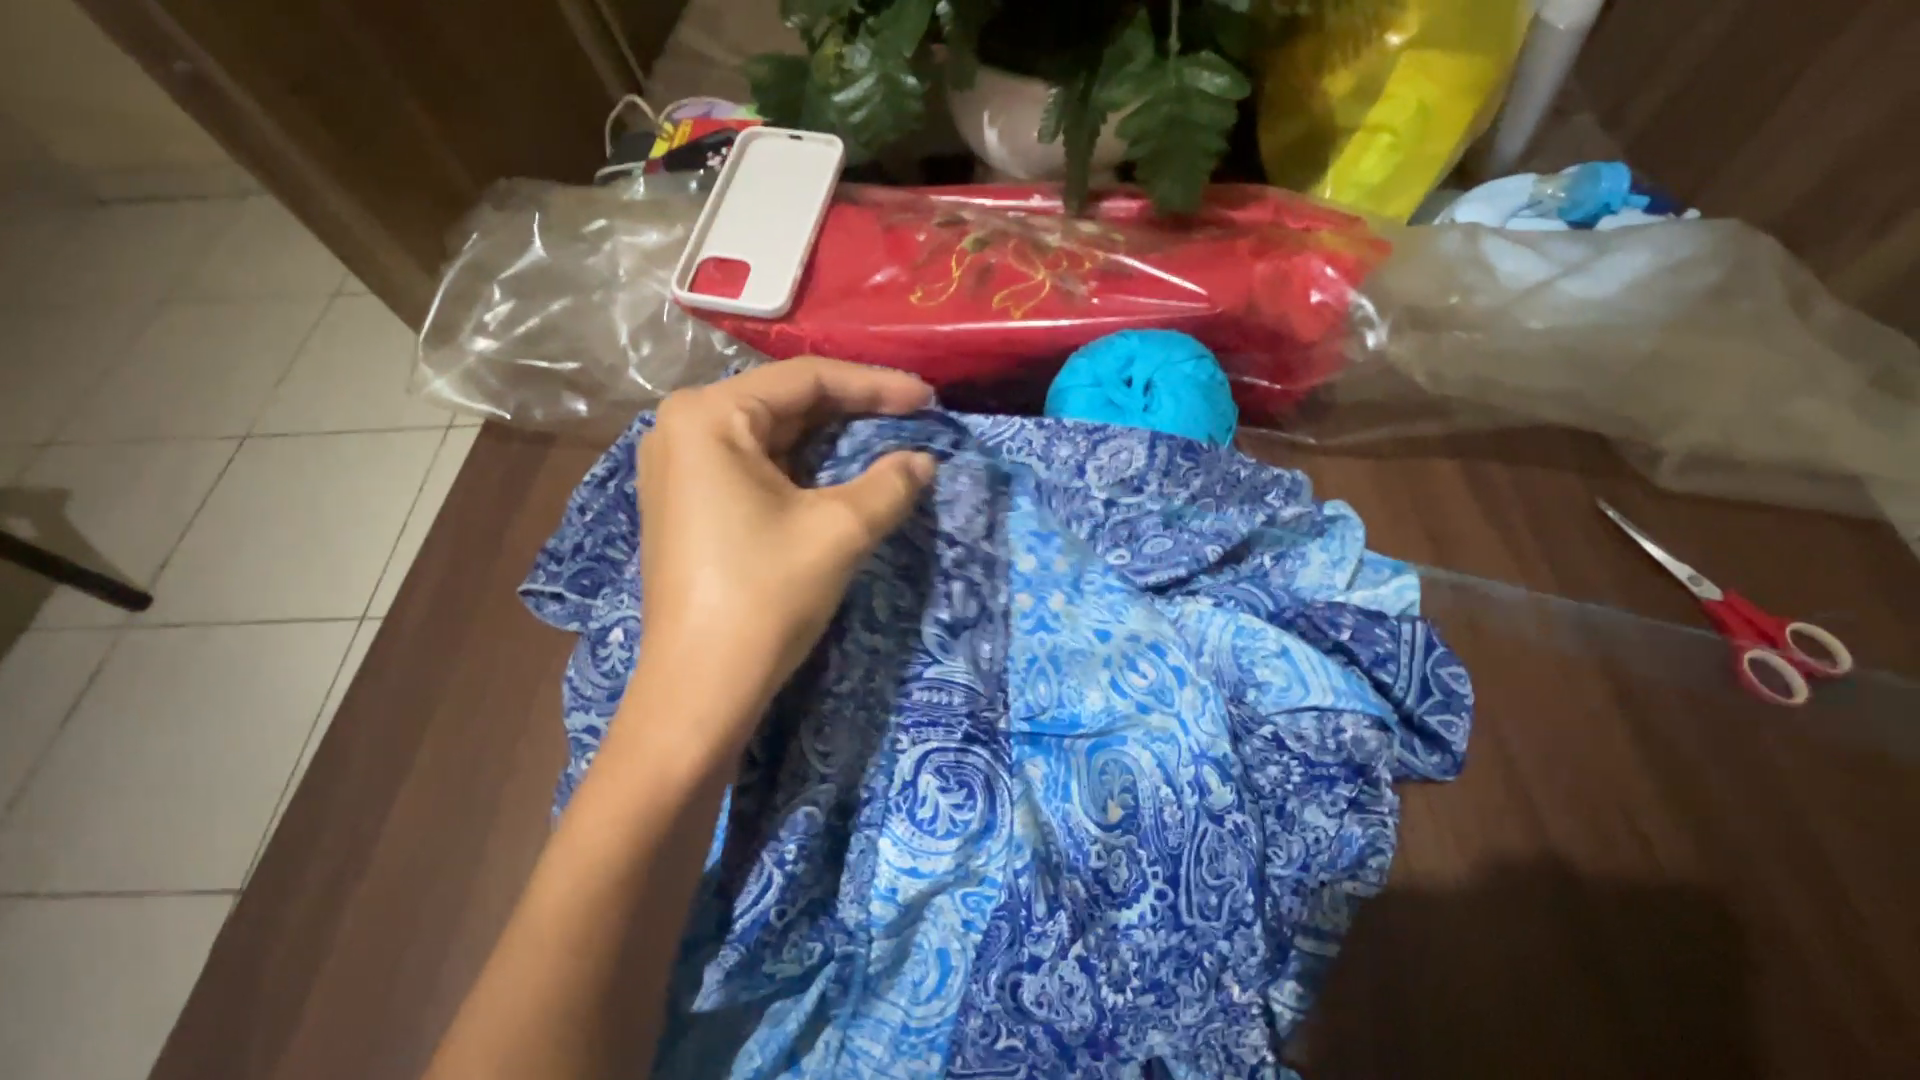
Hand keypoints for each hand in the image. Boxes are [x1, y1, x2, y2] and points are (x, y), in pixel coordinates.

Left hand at [630, 358, 935, 753]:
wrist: (700, 687)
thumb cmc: (765, 595)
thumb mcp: (840, 531)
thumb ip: (891, 483)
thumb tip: (923, 461)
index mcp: (708, 415)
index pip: (805, 379)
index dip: (875, 385)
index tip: (929, 400)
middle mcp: (682, 428)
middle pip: (785, 403)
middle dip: (853, 410)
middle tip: (913, 418)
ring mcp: (678, 467)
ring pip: (771, 436)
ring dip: (831, 440)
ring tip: (888, 440)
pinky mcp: (686, 504)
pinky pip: (754, 466)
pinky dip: (802, 468)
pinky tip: (841, 474)